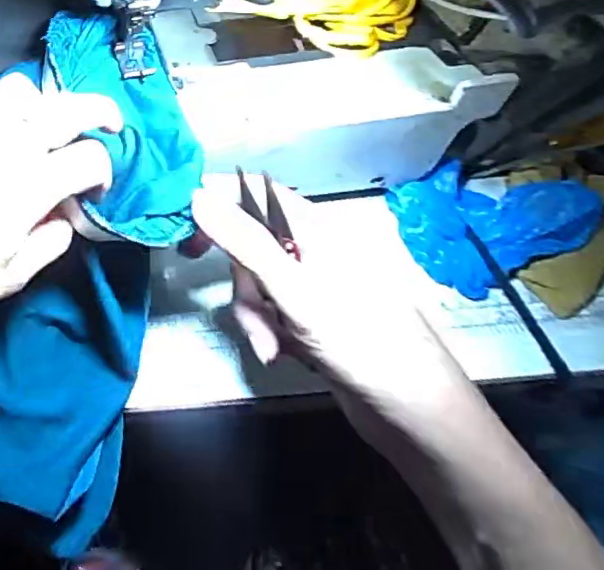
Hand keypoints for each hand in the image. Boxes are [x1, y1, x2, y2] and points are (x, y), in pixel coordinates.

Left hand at [0, 73, 122, 374]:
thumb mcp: (12, 278)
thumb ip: (53, 238)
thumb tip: (66, 213)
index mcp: (29, 188)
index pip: (89, 158)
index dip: (103, 171)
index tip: (96, 187)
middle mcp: (3, 149)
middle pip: (66, 109)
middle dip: (99, 111)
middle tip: (108, 123)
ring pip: (17, 90)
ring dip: (41, 101)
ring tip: (43, 119)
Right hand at [191, 174, 477, 442]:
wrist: (414, 412)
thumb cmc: (358, 338)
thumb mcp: (291, 288)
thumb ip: (243, 240)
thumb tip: (197, 193)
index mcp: (312, 224)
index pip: (252, 192)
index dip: (218, 204)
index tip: (190, 237)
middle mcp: (311, 246)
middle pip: (250, 243)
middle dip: (243, 283)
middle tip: (254, 315)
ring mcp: (313, 283)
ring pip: (258, 281)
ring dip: (256, 315)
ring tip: (272, 347)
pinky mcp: (313, 316)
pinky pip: (272, 310)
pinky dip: (270, 330)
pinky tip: (283, 354)